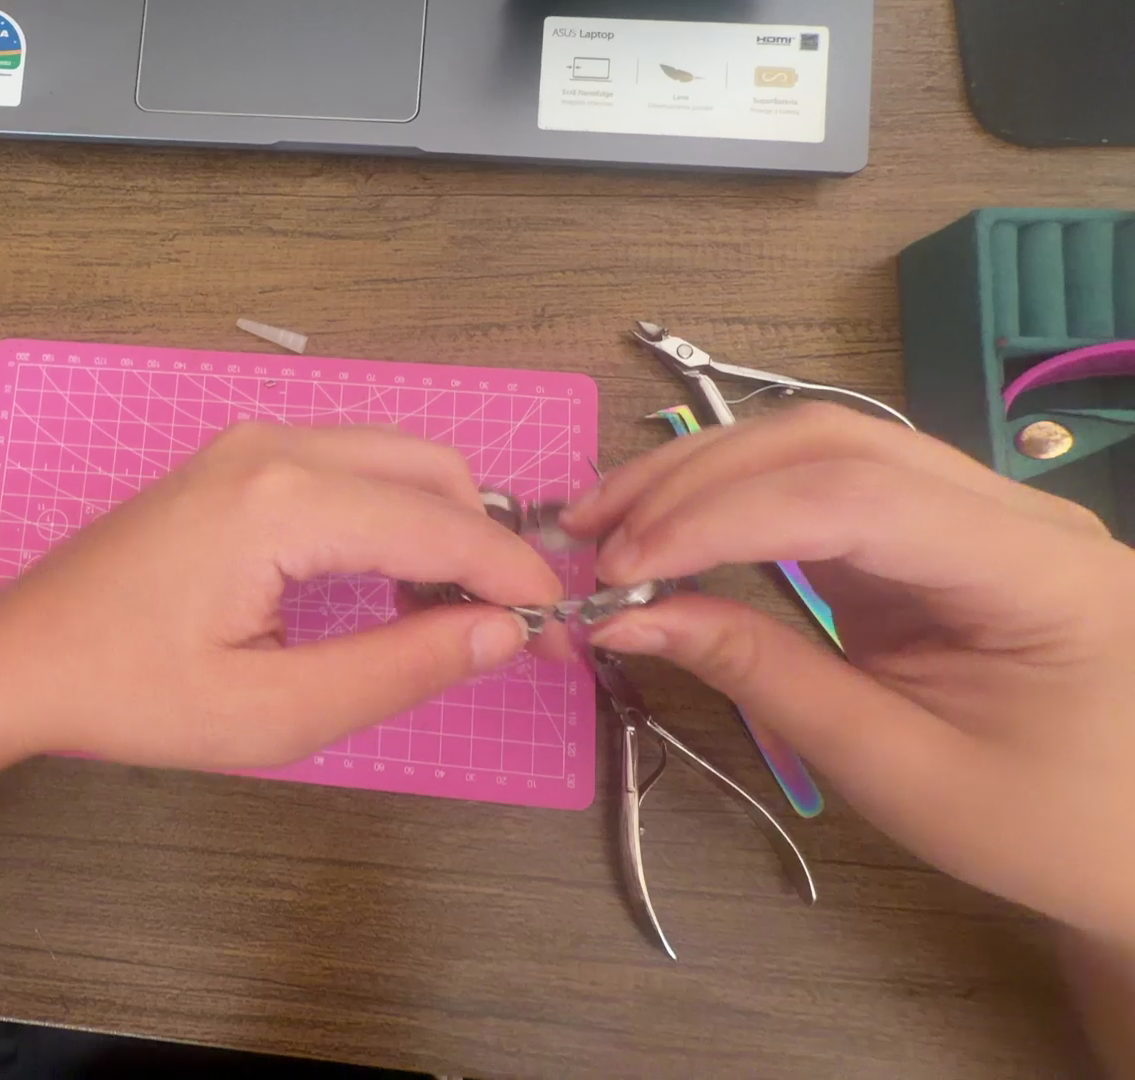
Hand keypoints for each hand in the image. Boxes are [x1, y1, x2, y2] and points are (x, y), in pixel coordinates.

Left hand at [0, 423, 561, 769]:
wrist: (19, 660)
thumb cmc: (132, 695)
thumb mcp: (274, 709)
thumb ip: (399, 668)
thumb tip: (499, 631)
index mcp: (286, 500)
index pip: (445, 526)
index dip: (517, 581)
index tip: (561, 637)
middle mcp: (273, 447)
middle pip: (429, 470)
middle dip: (483, 544)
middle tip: (500, 631)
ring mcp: (245, 446)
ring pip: (388, 461)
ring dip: (434, 527)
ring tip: (440, 616)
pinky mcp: (228, 464)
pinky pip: (340, 468)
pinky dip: (384, 514)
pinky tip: (377, 581)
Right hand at [558, 404, 1134, 946]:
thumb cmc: (1042, 821)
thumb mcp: (890, 764)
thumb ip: (754, 674)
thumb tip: (620, 617)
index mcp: (1038, 575)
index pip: (851, 499)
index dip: (717, 520)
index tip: (616, 570)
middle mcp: (1008, 509)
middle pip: (822, 442)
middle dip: (687, 479)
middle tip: (589, 532)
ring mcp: (964, 506)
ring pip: (806, 442)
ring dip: (690, 472)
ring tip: (603, 518)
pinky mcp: (917, 524)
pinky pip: (804, 478)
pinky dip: (716, 492)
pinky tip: (658, 519)